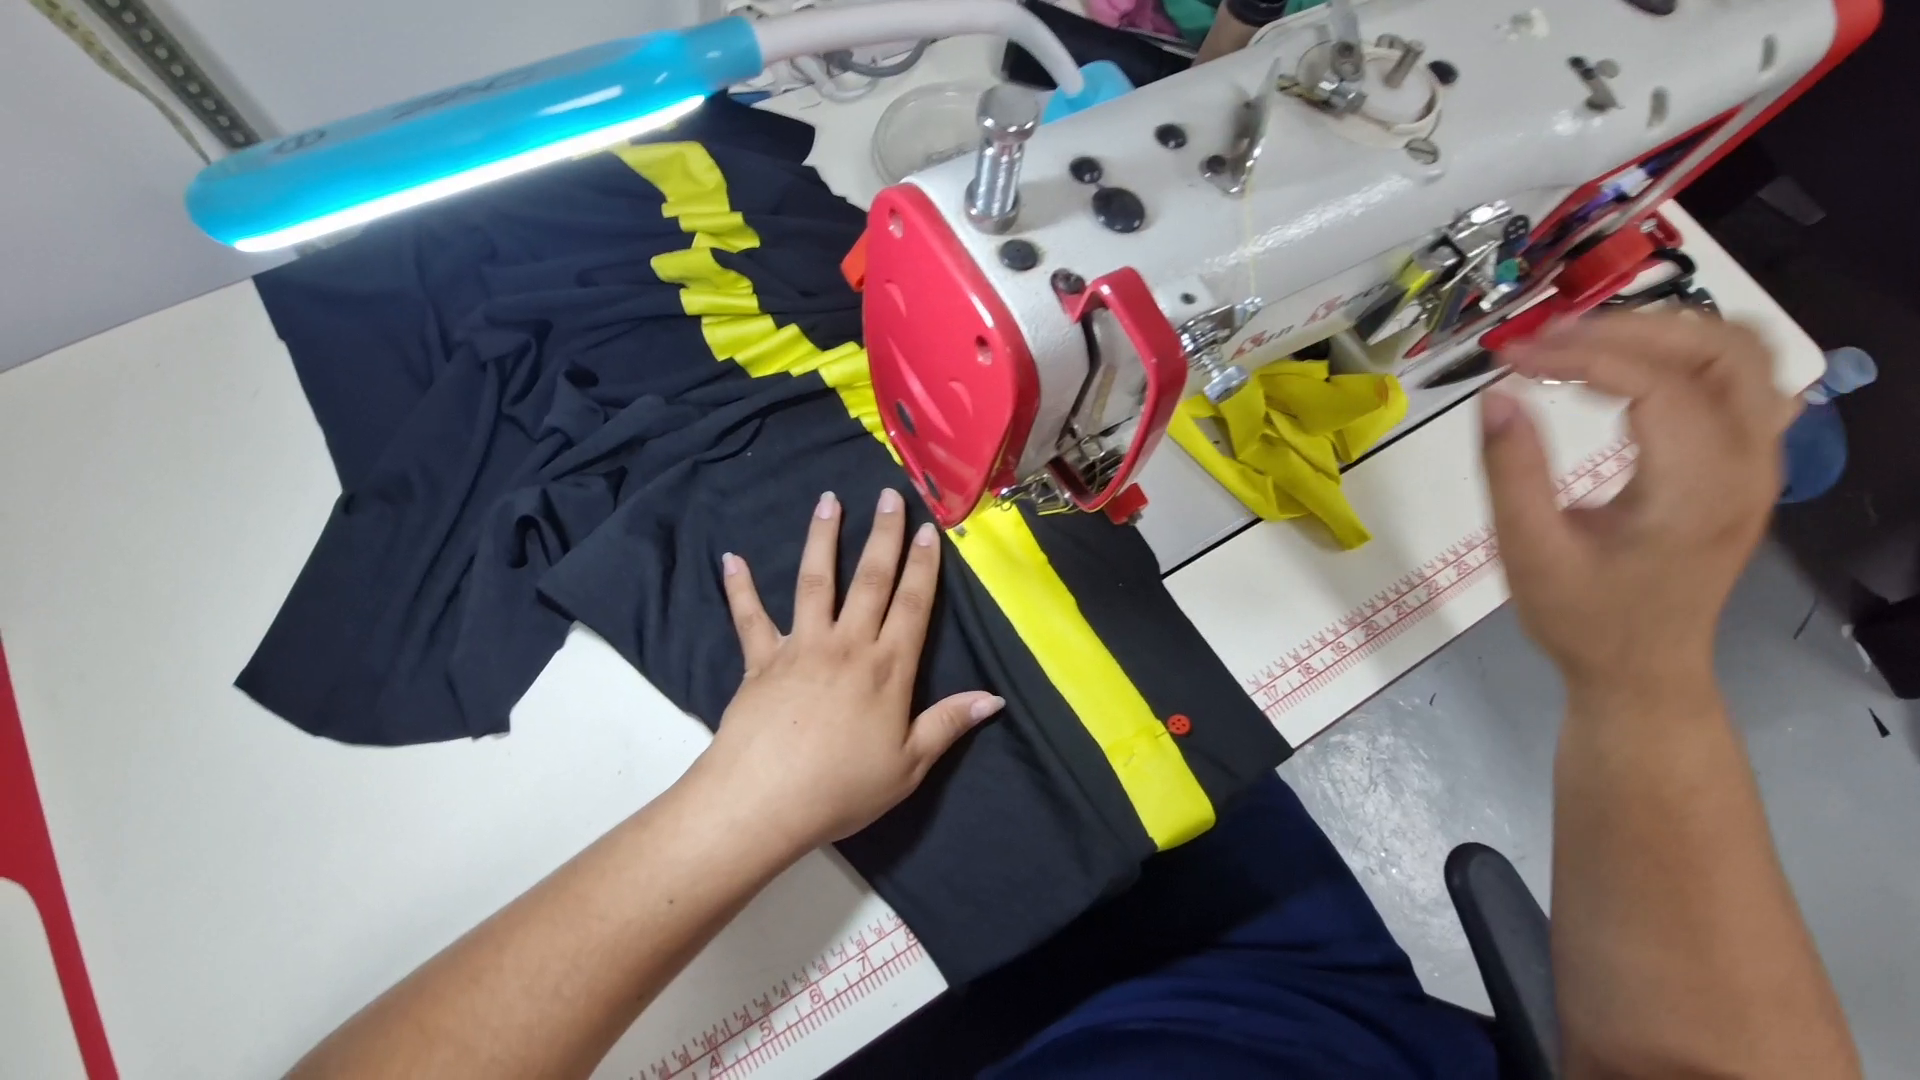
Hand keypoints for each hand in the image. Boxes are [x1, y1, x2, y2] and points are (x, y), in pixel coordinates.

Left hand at [696, 489, 1003, 854]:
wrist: (764, 801)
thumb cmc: (842, 787)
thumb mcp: (909, 765)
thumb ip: (948, 724)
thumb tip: (995, 698)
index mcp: (887, 668)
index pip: (912, 605)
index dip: (923, 566)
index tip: (928, 530)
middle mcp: (847, 645)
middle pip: (870, 580)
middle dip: (883, 536)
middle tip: (889, 495)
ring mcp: (800, 647)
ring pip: (816, 581)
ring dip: (823, 538)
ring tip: (829, 501)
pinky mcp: (760, 660)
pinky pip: (749, 618)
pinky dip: (740, 588)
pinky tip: (731, 559)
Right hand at [1480, 314, 1798, 704]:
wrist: (1641, 669)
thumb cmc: (1582, 618)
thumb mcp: (1530, 552)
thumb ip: (1513, 472)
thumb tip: (1496, 395)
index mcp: (1695, 489)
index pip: (1657, 383)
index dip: (1581, 355)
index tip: (1511, 356)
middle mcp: (1748, 465)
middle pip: (1722, 350)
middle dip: (1631, 328)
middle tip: (1551, 340)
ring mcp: (1759, 463)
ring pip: (1744, 355)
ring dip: (1665, 334)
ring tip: (1584, 345)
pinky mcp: (1748, 466)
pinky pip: (1743, 383)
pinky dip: (1688, 357)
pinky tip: (1633, 370)